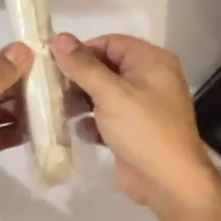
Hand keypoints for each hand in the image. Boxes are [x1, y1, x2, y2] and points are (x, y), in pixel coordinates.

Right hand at [52, 33, 220, 215]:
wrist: (169, 182)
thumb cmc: (143, 130)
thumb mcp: (110, 93)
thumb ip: (83, 66)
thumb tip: (58, 38)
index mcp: (151, 60)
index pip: (110, 42)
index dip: (81, 51)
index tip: (53, 64)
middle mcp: (149, 78)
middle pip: (105, 67)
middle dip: (78, 78)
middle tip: (51, 89)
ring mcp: (142, 105)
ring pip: (104, 93)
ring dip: (81, 100)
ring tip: (60, 110)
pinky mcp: (134, 129)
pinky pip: (107, 116)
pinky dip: (92, 121)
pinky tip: (78, 130)